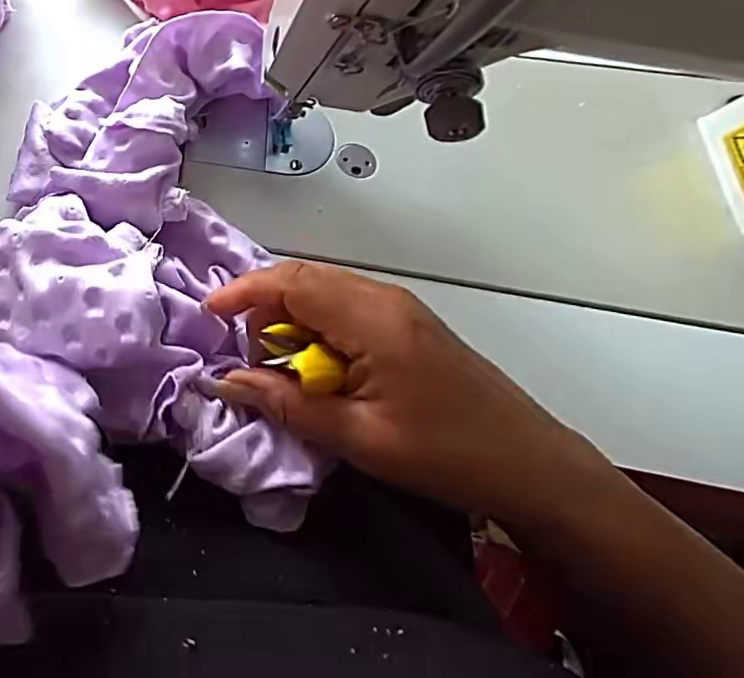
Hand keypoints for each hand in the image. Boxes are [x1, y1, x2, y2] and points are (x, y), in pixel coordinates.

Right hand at [207, 261, 623, 526]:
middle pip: (302, 277)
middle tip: (244, 353)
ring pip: (320, 288)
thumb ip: (288, 404)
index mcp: (371, 318)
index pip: (290, 283)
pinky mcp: (404, 320)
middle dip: (261, 305)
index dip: (243, 292)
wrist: (533, 466)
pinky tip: (314, 362)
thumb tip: (229, 382)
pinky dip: (313, 323)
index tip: (209, 313)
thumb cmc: (447, 454)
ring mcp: (396, 305)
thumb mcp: (359, 438)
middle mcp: (381, 297)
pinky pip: (341, 303)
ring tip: (276, 363)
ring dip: (287, 315)